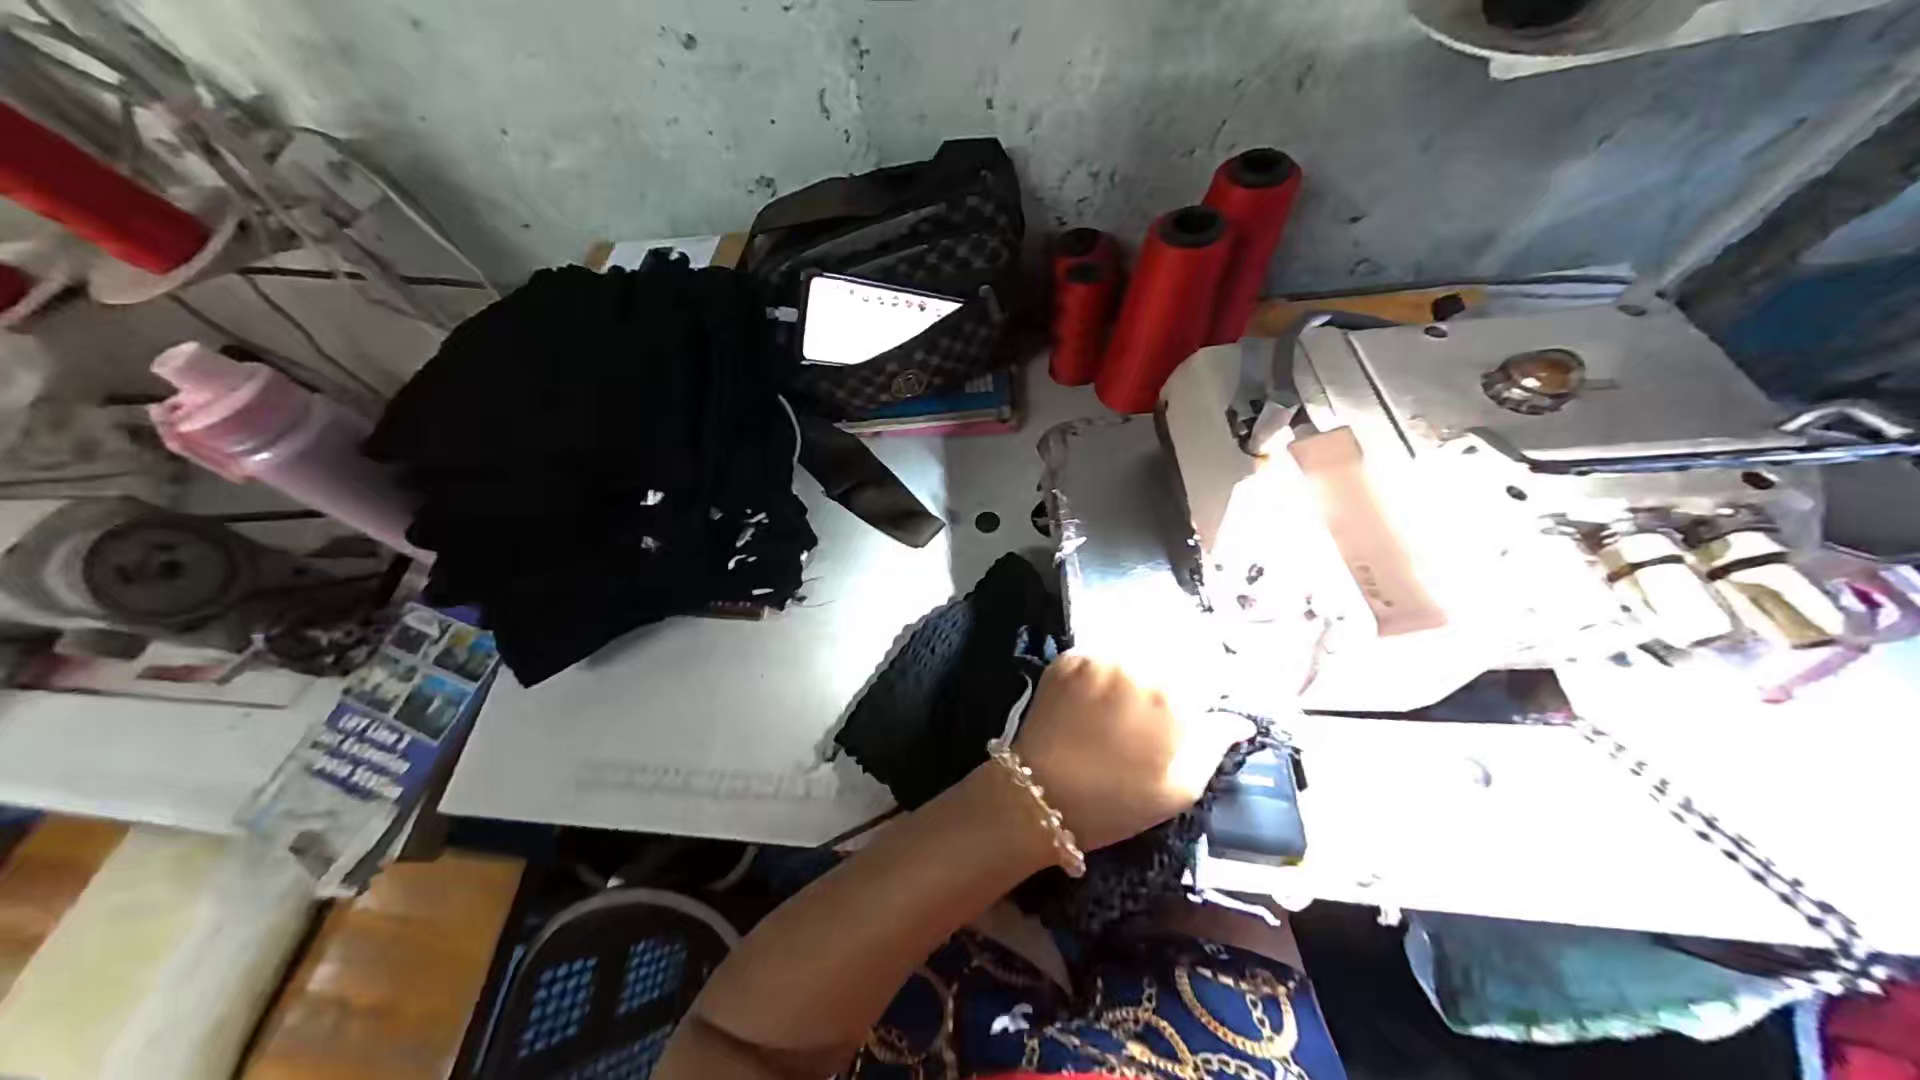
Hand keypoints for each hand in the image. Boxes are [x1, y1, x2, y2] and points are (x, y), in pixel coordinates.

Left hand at [1011, 653, 1253, 852]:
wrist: (1040, 797)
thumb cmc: (1117, 801)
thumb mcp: (1180, 787)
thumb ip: (1214, 744)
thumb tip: (1239, 719)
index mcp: (1172, 693)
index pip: (1207, 673)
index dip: (1205, 692)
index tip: (1196, 712)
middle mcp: (1136, 662)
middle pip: (1170, 656)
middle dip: (1172, 679)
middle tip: (1155, 714)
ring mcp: (1098, 656)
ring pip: (1134, 652)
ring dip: (1139, 671)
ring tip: (1126, 706)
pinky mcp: (1068, 658)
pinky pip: (1102, 655)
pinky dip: (1108, 672)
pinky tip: (1101, 699)